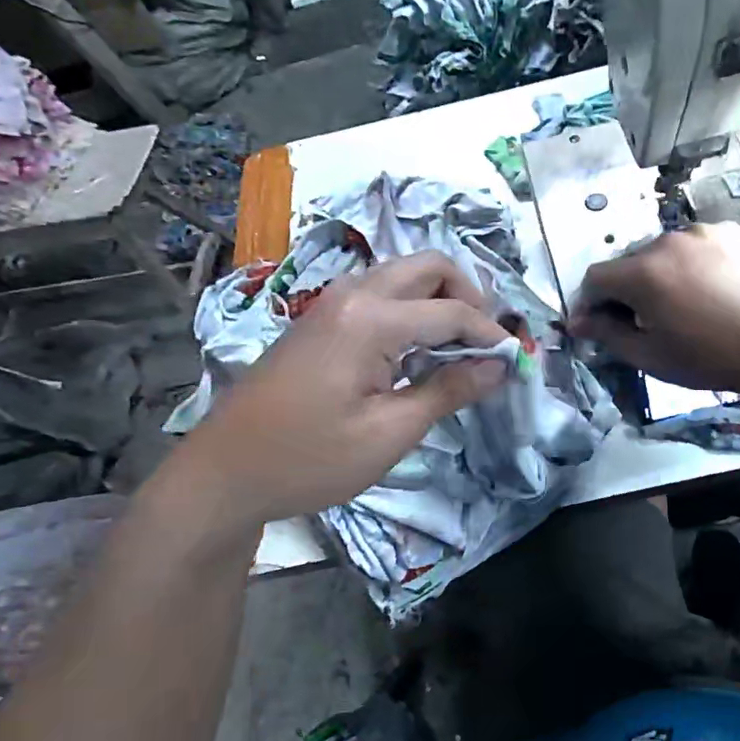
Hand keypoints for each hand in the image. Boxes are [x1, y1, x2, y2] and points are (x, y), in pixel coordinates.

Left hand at [163, 252, 509, 533]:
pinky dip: (412, 310)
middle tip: (484, 342)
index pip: (452, 311)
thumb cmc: (310, 458)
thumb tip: (498, 366)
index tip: (515, 362)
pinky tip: (416, 353)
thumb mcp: (389, 433)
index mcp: (370, 319)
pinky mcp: (321, 320)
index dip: (490, 335)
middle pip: (429, 267)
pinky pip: (381, 294)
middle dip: (468, 296)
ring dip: (439, 300)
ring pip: (404, 276)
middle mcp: (352, 295)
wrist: (224, 474)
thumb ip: (448, 391)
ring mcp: (331, 303)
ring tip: (456, 349)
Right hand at [569, 222, 739, 399]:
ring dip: (661, 275)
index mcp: (643, 272)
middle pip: (630, 263)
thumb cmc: (712, 358)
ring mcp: (704, 232)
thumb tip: (578, 322)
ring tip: (683, 306)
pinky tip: (711, 290)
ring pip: (664, 253)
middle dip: (627, 290)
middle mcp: (669, 241)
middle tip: (643, 322)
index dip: (590, 303)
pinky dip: (692, 265)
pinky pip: (697, 247)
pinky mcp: (733, 233)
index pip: (596, 278)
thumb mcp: (652, 356)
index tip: (597, 326)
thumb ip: (608, 334)